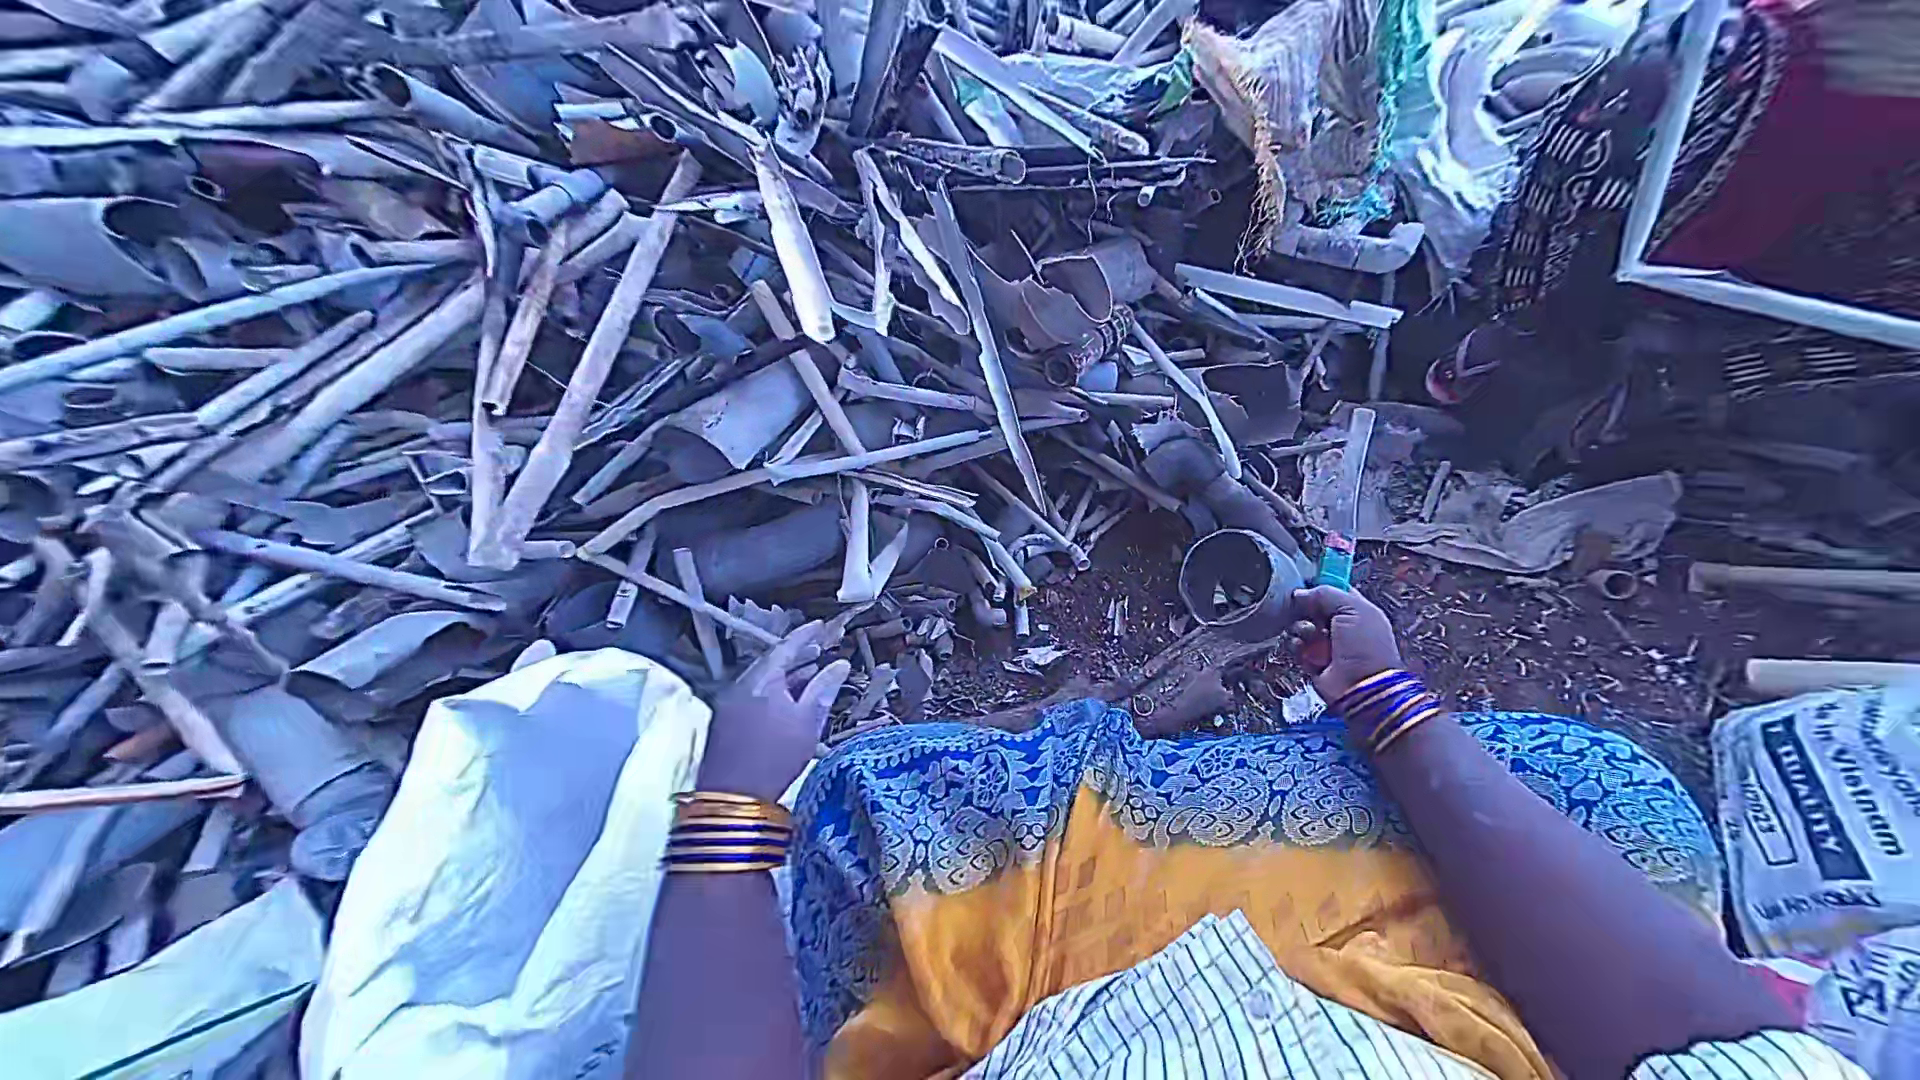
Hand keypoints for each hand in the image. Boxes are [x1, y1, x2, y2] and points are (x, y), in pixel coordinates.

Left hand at [696, 621, 851, 800]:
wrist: (731, 798)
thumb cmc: (774, 757)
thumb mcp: (808, 721)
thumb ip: (823, 689)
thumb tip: (840, 665)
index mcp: (761, 680)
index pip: (786, 647)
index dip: (806, 635)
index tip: (821, 626)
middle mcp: (740, 686)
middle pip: (771, 662)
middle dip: (797, 655)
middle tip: (819, 649)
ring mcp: (729, 704)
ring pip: (762, 680)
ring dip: (786, 675)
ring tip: (810, 674)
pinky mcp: (725, 723)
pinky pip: (752, 695)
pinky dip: (773, 691)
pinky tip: (788, 701)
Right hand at [1287, 585, 1402, 704]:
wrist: (1361, 686)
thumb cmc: (1366, 648)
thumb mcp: (1353, 610)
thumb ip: (1326, 594)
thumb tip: (1300, 593)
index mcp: (1358, 611)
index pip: (1335, 590)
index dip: (1320, 584)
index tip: (1305, 583)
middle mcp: (1342, 626)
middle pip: (1313, 607)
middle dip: (1306, 608)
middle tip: (1304, 610)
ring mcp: (1327, 643)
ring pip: (1301, 625)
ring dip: (1302, 629)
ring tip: (1310, 636)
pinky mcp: (1313, 659)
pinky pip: (1295, 645)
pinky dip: (1297, 646)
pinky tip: (1304, 648)